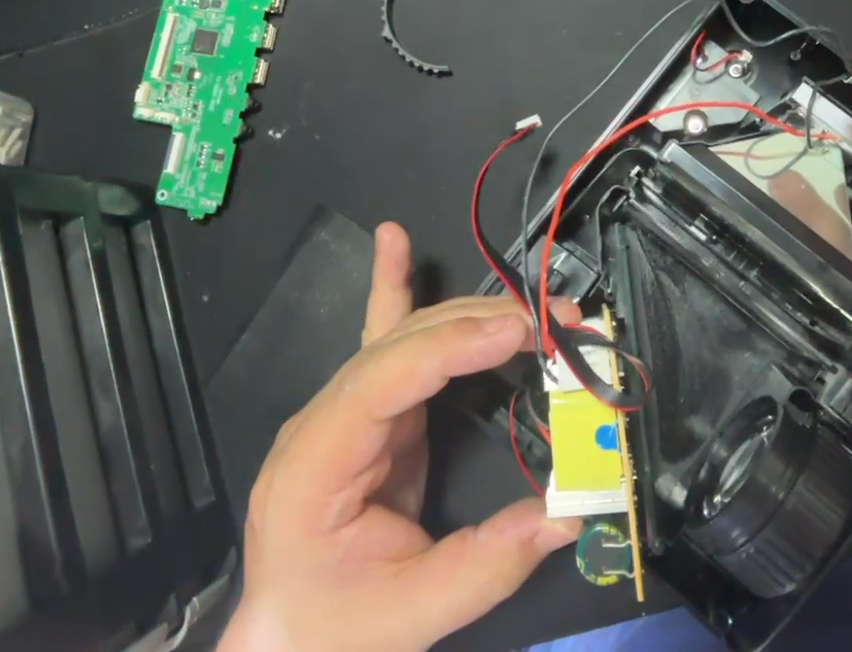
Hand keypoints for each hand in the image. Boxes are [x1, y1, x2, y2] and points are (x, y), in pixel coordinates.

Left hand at [221, 223, 580, 651]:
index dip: (450, 346)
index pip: (381, 380)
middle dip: (480, 323)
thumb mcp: (411, 613)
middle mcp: (326, 417)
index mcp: (315, 461)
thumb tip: (568, 511)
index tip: (519, 331)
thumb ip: (487, 564)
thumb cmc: (332, 626)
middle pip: (401, 344)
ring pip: (408, 337)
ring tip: (537, 310)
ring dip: (473, 316)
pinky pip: (387, 339)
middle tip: (556, 321)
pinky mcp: (371, 412)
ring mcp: (346, 409)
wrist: (283, 636)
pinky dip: (395, 285)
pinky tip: (393, 239)